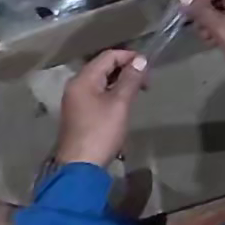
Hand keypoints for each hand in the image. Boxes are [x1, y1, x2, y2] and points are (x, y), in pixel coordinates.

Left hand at [56, 49, 148, 166]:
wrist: (80, 168)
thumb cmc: (101, 132)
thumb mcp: (119, 104)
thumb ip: (130, 79)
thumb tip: (141, 60)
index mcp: (83, 79)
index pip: (108, 56)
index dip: (129, 57)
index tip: (148, 67)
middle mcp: (76, 85)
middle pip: (103, 67)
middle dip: (126, 70)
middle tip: (146, 82)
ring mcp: (76, 100)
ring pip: (101, 81)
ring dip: (120, 82)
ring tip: (138, 92)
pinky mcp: (79, 113)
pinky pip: (97, 94)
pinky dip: (112, 93)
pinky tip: (123, 103)